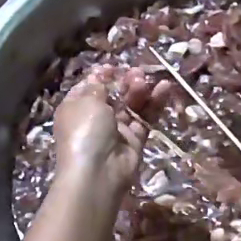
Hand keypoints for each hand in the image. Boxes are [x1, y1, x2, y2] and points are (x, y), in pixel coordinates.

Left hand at [54, 77, 142, 200]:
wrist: (97, 173)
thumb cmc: (85, 131)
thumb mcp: (86, 101)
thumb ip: (98, 86)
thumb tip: (100, 76)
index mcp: (75, 108)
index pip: (89, 87)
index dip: (102, 76)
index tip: (114, 67)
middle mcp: (94, 119)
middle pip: (113, 95)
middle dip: (125, 82)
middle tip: (137, 73)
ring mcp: (115, 131)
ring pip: (131, 106)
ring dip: (140, 91)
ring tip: (149, 81)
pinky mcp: (134, 141)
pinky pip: (145, 119)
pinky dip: (154, 104)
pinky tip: (165, 88)